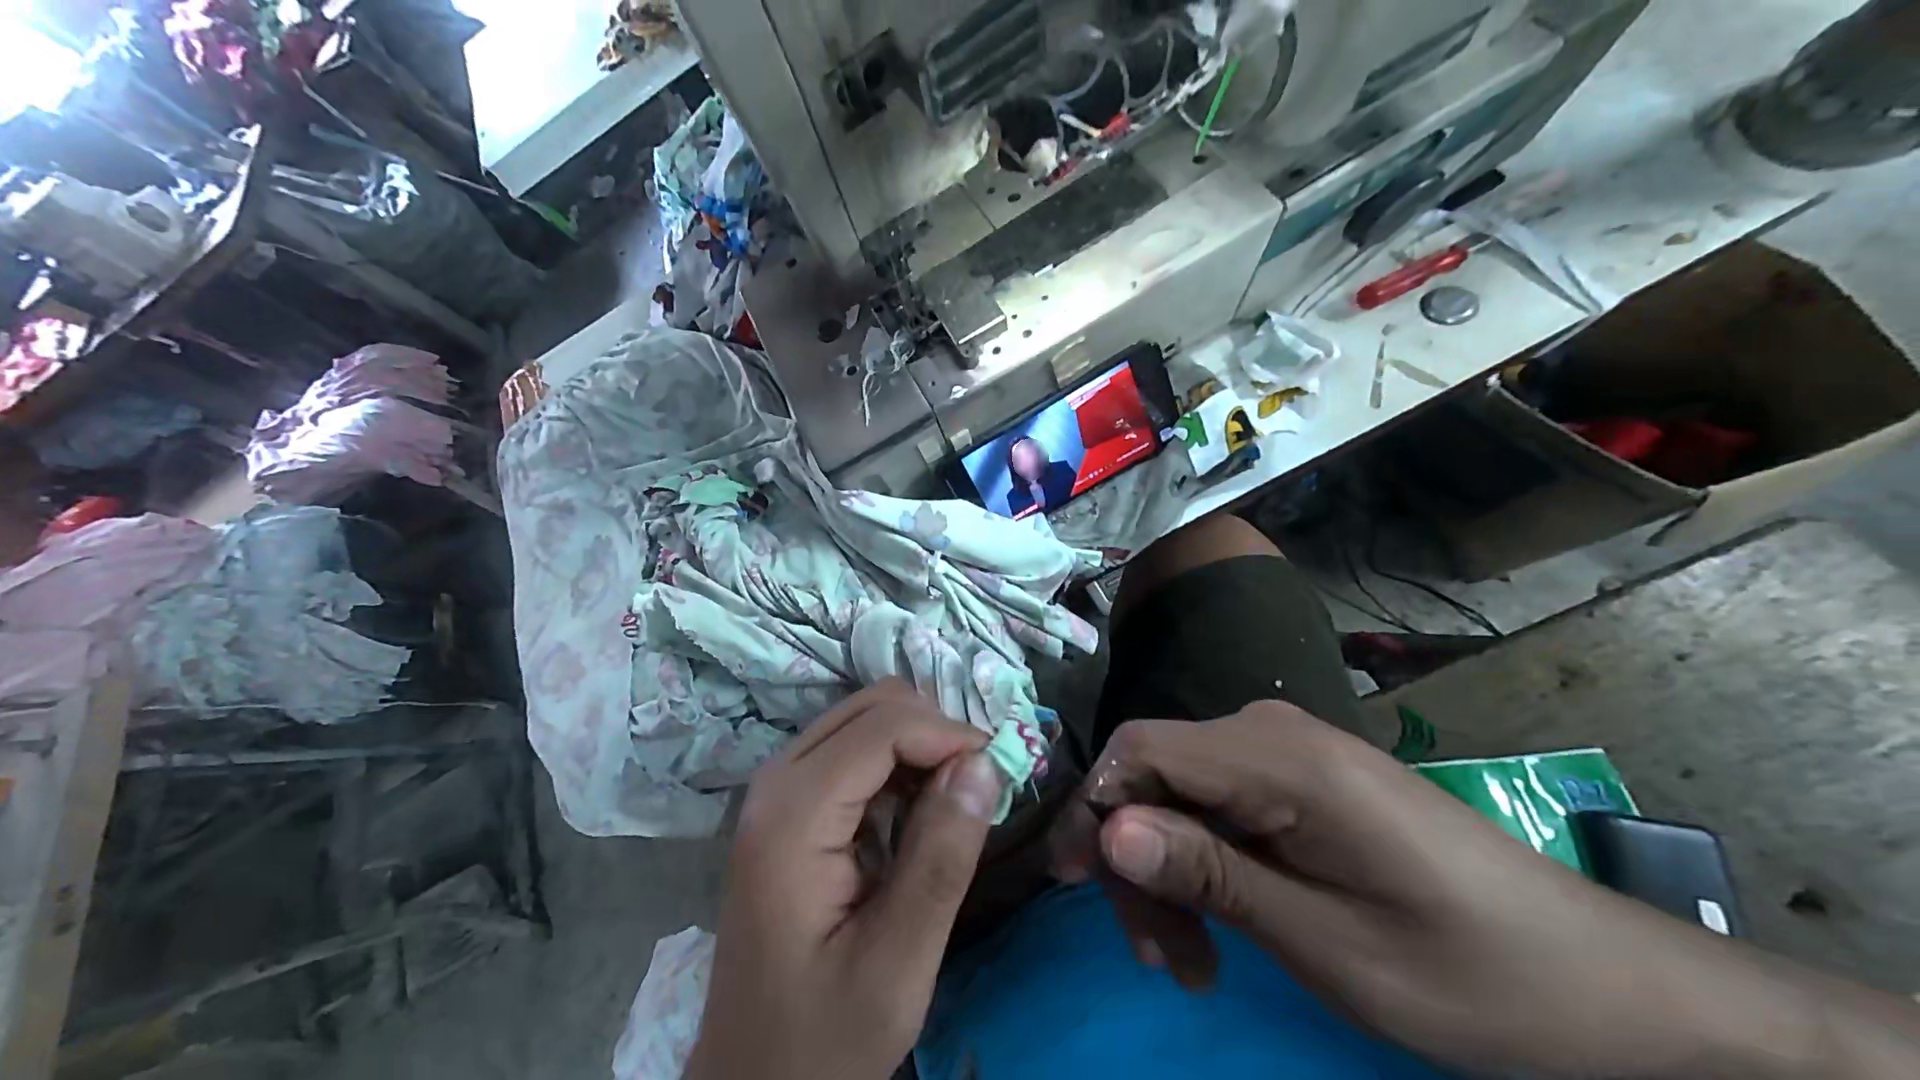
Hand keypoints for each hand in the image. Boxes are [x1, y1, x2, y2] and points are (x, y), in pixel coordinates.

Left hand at [686, 681, 1006, 1079]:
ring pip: (864, 721)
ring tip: (956, 804)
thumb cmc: (823, 1036)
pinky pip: (853, 751)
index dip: (949, 735)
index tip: (999, 772)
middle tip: (980, 786)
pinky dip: (899, 764)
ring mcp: (777, 791)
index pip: (882, 727)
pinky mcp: (788, 806)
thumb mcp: (897, 964)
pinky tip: (919, 815)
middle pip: (871, 708)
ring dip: (920, 745)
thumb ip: (942, 858)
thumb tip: (984, 763)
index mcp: (792, 816)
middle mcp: (776, 782)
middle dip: (935, 731)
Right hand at [1049, 702, 1919, 1079]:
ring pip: (1182, 792)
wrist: (1600, 981)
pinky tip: (1218, 926)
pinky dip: (1202, 862)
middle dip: (1135, 856)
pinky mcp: (1302, 781)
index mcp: (1282, 757)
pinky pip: (1220, 804)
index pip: (1143, 747)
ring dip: (1167, 869)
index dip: (1092, 805)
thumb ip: (1209, 874)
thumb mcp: (1326, 941)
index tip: (1070, 881)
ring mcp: (1290, 752)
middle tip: (1152, 954)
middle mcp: (1275, 732)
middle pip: (1156, 771)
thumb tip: (1106, 831)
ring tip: (1188, 961)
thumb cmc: (1466, 970)